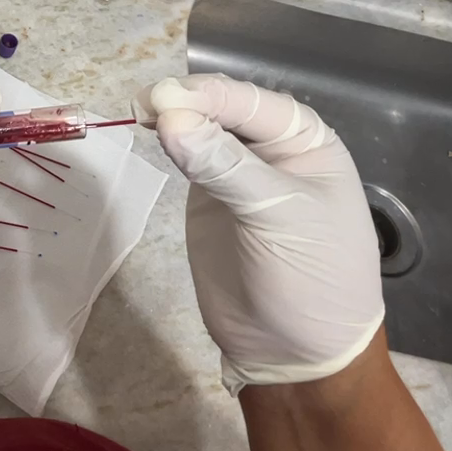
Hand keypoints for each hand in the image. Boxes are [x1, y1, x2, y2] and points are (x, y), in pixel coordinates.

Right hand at [135, 74, 382, 391]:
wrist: (294, 354)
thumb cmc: (311, 279)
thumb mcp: (279, 218)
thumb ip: (225, 166)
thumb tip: (171, 119)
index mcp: (306, 142)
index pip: (252, 104)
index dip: (210, 96)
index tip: (165, 97)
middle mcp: (272, 147)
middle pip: (222, 108)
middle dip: (187, 101)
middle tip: (147, 105)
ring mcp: (237, 169)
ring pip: (200, 126)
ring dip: (172, 116)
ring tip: (141, 113)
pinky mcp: (208, 193)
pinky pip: (187, 154)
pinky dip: (168, 140)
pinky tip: (150, 130)